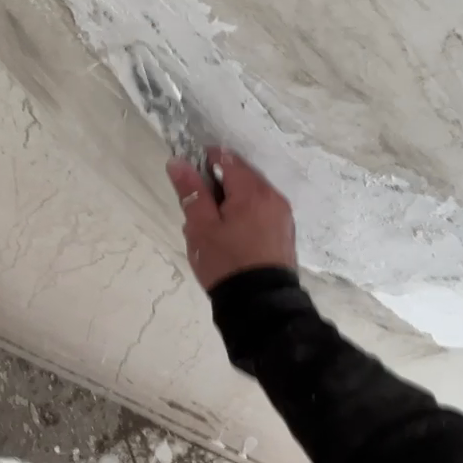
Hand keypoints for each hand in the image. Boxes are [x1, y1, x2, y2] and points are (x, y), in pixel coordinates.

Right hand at [166, 147, 296, 290]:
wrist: (260, 304)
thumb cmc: (225, 262)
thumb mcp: (200, 226)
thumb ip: (191, 191)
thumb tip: (177, 162)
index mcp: (251, 191)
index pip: (226, 158)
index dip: (204, 162)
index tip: (189, 180)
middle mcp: (272, 196)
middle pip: (241, 174)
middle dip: (218, 184)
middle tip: (198, 210)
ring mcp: (282, 214)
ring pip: (251, 194)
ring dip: (232, 200)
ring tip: (214, 227)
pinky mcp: (285, 231)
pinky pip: (262, 210)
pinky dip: (245, 213)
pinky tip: (232, 236)